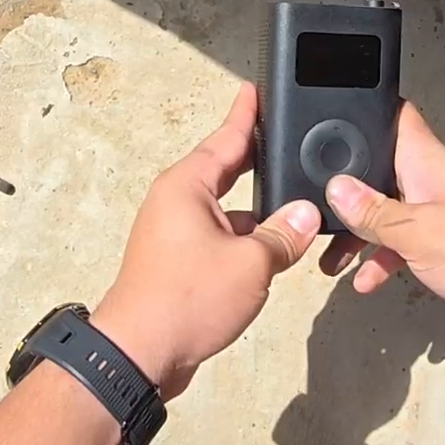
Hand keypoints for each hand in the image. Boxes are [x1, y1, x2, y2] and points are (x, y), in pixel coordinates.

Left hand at [92, 82, 321, 397]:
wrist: (138, 355)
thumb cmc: (187, 298)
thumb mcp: (250, 263)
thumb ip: (284, 235)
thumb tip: (306, 215)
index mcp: (188, 186)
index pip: (225, 138)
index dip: (245, 114)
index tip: (256, 89)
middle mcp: (178, 201)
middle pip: (226, 169)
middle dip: (257, 156)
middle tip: (286, 136)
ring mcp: (176, 232)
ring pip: (227, 208)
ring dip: (257, 207)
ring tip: (295, 197)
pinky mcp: (179, 261)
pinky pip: (220, 236)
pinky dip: (245, 237)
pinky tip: (274, 246)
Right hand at [321, 102, 444, 333]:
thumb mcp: (418, 232)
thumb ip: (373, 211)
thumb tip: (336, 189)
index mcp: (427, 161)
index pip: (396, 114)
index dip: (367, 107)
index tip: (334, 111)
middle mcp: (432, 178)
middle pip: (381, 167)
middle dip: (348, 186)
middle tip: (318, 202)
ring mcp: (439, 209)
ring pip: (388, 209)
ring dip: (361, 230)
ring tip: (334, 257)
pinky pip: (403, 241)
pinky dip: (384, 256)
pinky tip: (368, 279)